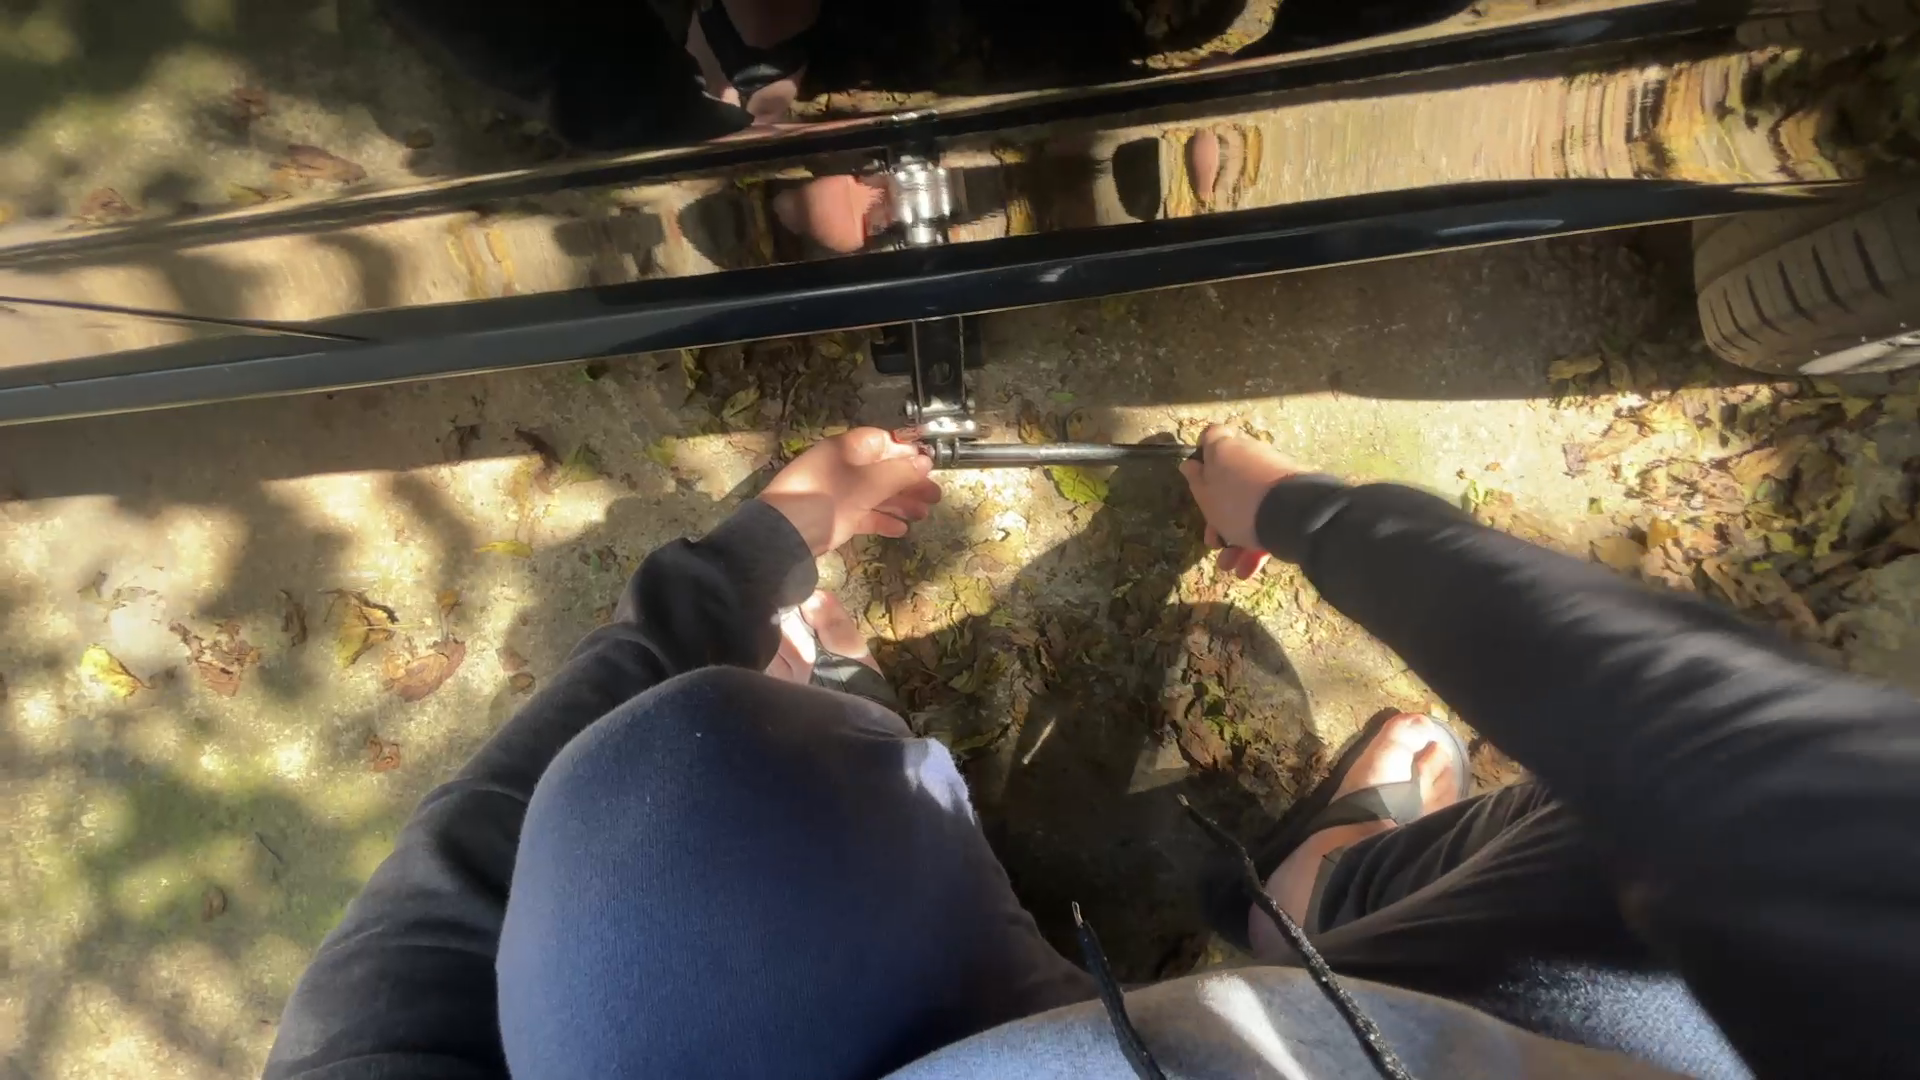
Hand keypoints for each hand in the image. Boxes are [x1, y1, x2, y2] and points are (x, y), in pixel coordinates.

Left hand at [759, 428, 941, 555]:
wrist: (782, 538)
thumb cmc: (825, 501)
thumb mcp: (865, 485)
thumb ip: (897, 473)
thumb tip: (925, 462)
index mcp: (845, 450)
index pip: (881, 441)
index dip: (906, 452)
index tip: (928, 465)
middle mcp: (841, 468)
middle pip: (881, 470)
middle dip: (909, 482)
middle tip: (935, 495)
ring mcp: (836, 493)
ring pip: (874, 494)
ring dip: (900, 503)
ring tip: (924, 514)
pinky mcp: (833, 518)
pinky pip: (863, 514)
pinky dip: (881, 520)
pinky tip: (901, 530)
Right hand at [1178, 425, 1303, 579]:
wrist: (1293, 514)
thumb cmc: (1237, 502)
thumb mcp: (1206, 495)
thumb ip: (1195, 479)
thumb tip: (1189, 464)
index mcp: (1225, 449)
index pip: (1212, 436)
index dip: (1203, 450)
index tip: (1198, 472)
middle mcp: (1250, 457)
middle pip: (1228, 481)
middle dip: (1219, 516)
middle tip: (1214, 540)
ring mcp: (1273, 477)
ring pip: (1248, 505)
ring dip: (1236, 538)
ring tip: (1231, 566)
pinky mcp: (1292, 498)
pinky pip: (1268, 517)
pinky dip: (1257, 541)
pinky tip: (1249, 568)